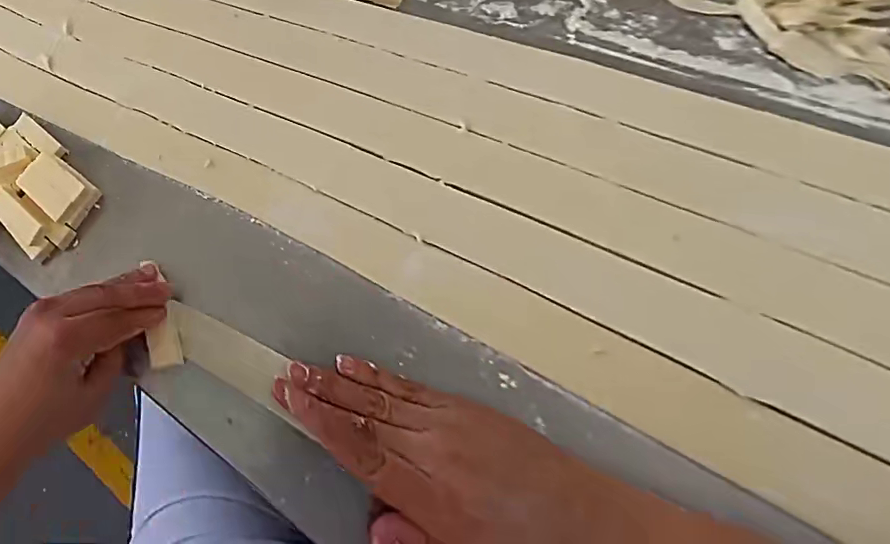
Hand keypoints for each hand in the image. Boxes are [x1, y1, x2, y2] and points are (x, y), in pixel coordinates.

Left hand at [0, 264, 172, 477]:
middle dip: (134, 289)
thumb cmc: (38, 425)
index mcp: (64, 337)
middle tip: (162, 284)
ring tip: (145, 276)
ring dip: (118, 285)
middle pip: (101, 295)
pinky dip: (98, 294)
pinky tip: (114, 291)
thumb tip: (124, 337)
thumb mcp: (89, 399)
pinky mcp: (34, 314)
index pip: (113, 319)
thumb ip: (112, 362)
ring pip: (88, 291)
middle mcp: (51, 314)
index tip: (164, 307)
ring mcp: (39, 310)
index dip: (142, 314)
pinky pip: (74, 298)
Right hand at [275, 355, 767, 543]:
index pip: (361, 452)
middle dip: (319, 394)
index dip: (320, 423)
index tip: (290, 399)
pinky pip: (410, 386)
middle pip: (363, 418)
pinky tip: (353, 363)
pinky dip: (377, 373)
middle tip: (284, 374)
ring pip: (380, 396)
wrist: (605, 526)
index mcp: (435, 499)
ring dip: (338, 379)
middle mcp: (436, 454)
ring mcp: (451, 425)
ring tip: (305, 365)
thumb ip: (419, 539)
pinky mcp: (466, 408)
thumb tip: (375, 525)